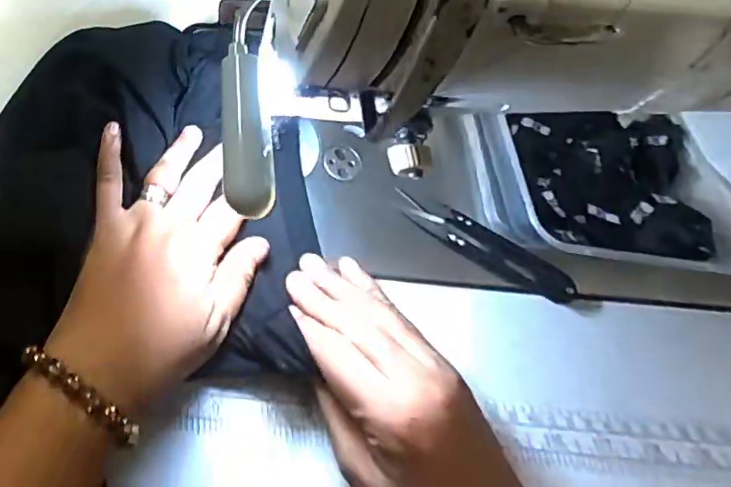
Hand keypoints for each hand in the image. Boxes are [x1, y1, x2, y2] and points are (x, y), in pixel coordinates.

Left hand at [45, 124, 269, 414]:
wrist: (95, 373)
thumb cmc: (162, 352)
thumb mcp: (213, 325)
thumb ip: (238, 277)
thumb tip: (262, 241)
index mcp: (199, 248)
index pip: (231, 211)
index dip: (247, 197)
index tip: (259, 183)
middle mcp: (170, 223)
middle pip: (202, 184)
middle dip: (221, 163)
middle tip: (234, 145)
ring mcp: (135, 219)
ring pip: (163, 174)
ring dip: (181, 150)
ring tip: (194, 132)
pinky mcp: (105, 226)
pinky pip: (107, 183)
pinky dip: (108, 154)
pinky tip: (111, 128)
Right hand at [287, 255, 519, 486]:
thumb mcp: (364, 471)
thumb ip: (336, 414)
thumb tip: (313, 365)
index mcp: (392, 409)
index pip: (339, 353)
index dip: (310, 325)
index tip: (287, 302)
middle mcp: (414, 375)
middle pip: (358, 325)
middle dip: (323, 296)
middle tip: (295, 272)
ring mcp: (433, 362)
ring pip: (380, 313)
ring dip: (345, 285)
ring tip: (317, 263)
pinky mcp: (442, 358)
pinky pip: (402, 317)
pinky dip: (376, 292)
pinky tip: (356, 273)